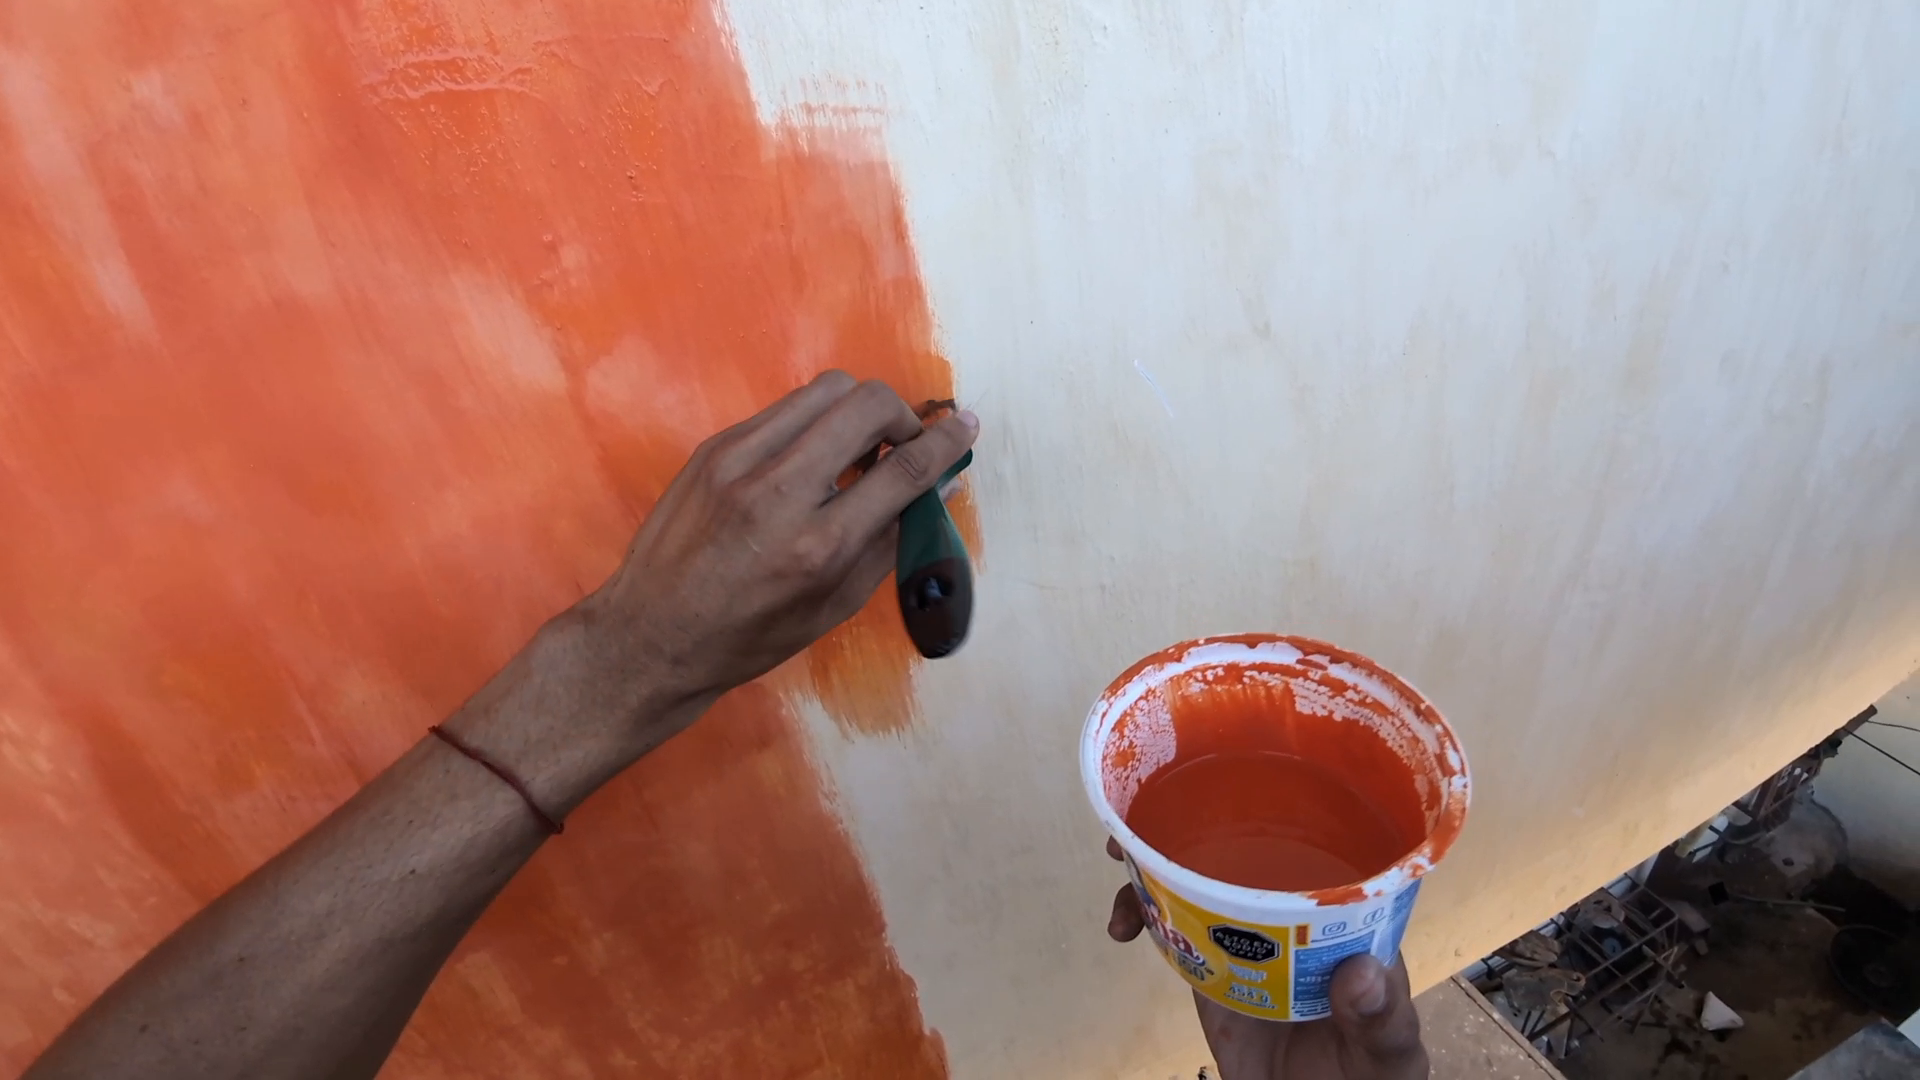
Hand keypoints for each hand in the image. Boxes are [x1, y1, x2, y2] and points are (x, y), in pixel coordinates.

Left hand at [445, 372, 974, 812]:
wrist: (652, 633)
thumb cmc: (754, 636)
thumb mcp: (837, 606)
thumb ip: (891, 539)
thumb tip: (935, 487)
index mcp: (820, 545)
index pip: (902, 470)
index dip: (945, 442)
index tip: (967, 426)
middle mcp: (781, 489)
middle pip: (866, 403)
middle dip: (902, 415)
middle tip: (901, 446)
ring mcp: (740, 458)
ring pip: (826, 389)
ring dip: (859, 410)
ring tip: (856, 449)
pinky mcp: (714, 445)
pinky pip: (786, 407)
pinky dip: (816, 422)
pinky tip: (810, 458)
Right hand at [1105, 838, 1428, 1079]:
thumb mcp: (1387, 1061)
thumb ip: (1383, 1024)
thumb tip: (1360, 971)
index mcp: (1331, 913)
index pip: (1309, 843)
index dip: (1272, 812)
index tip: (1231, 788)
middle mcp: (1283, 909)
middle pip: (1234, 846)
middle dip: (1188, 822)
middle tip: (1146, 814)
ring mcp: (1239, 930)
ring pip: (1192, 875)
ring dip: (1151, 859)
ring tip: (1118, 858)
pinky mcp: (1206, 956)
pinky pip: (1166, 921)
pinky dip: (1140, 913)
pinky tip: (1122, 927)